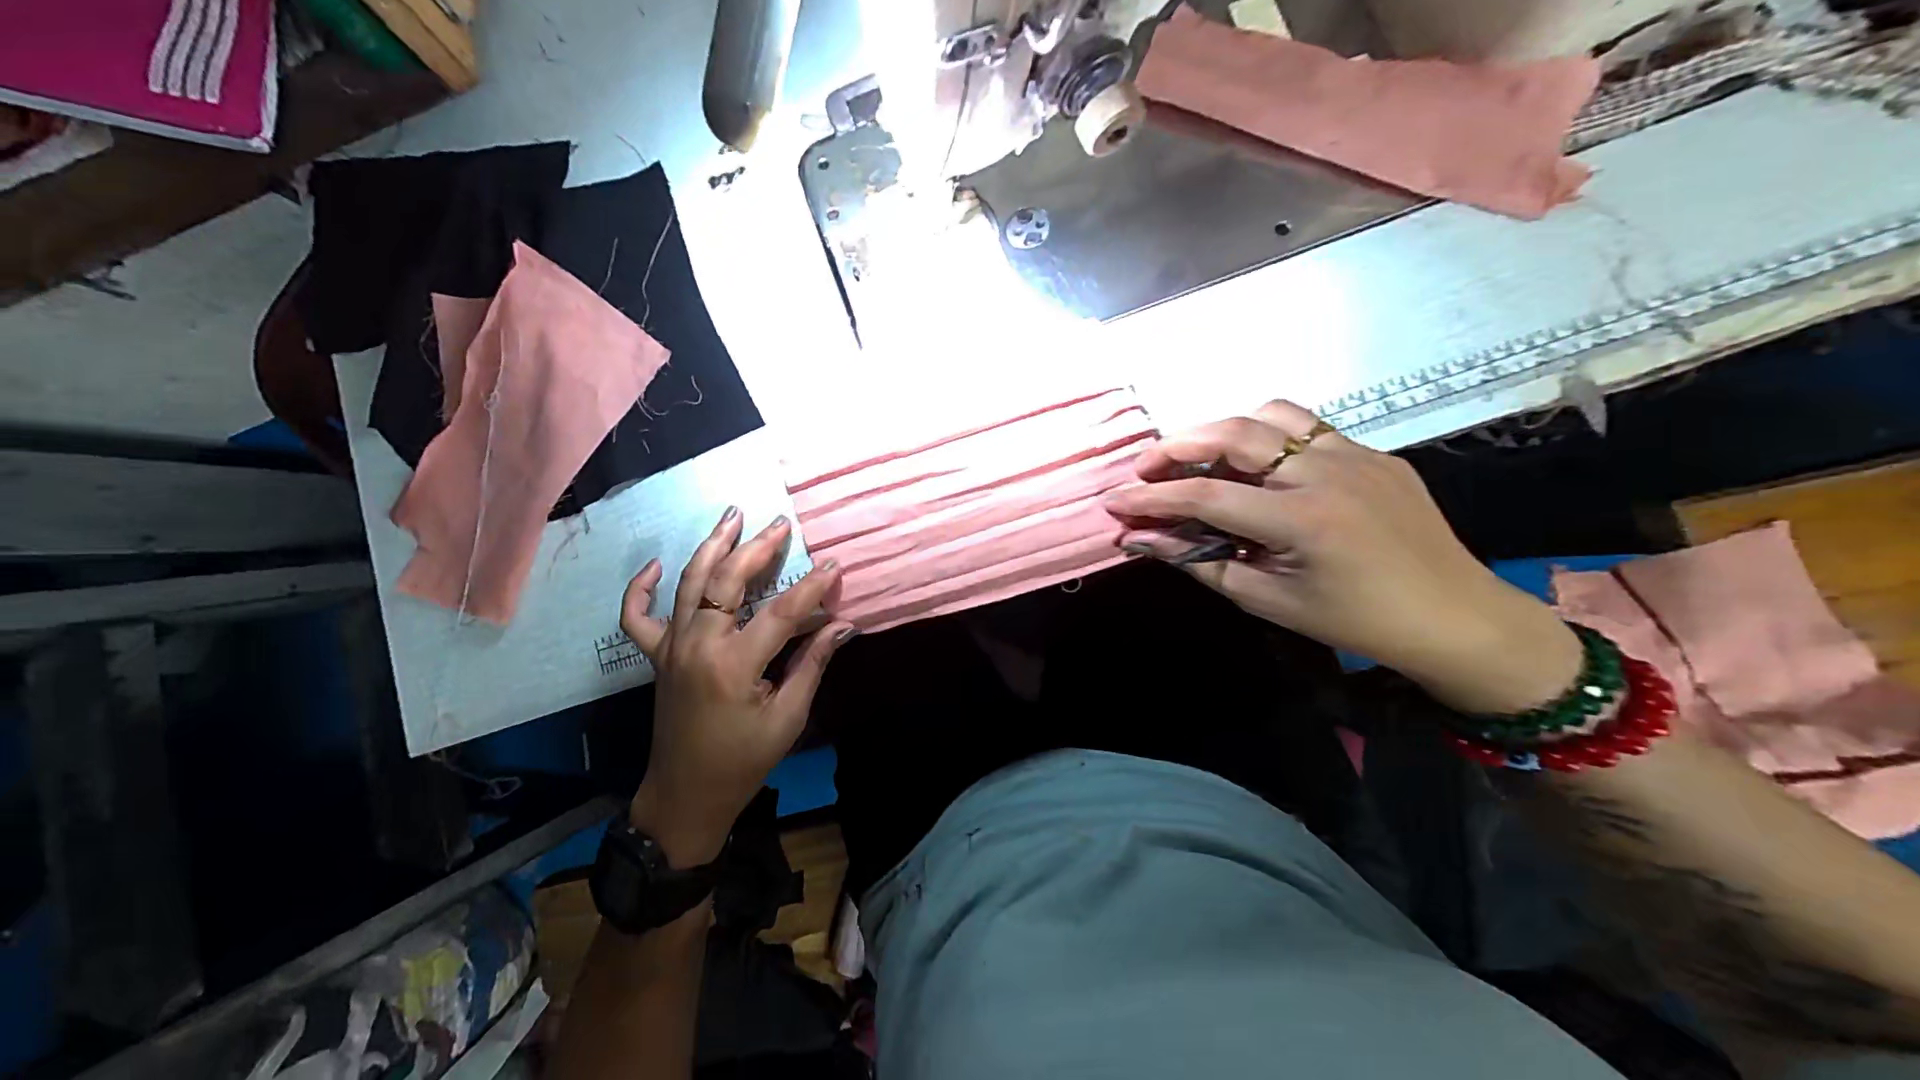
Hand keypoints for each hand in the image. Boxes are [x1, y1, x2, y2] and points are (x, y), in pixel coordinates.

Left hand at [619, 507, 855, 866]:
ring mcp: (671, 648)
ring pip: (687, 584)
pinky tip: (655, 565)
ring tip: (731, 516)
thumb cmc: (742, 761)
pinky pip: (637, 618)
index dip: (812, 586)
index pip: (782, 611)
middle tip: (781, 524)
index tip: (834, 565)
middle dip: (757, 549)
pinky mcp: (656, 657)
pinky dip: (640, 589)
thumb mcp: (787, 718)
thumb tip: (843, 624)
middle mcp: (697, 645)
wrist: (685, 794)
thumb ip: (812, 664)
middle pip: (727, 581)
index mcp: (734, 665)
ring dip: (710, 547)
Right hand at [1104, 400, 1581, 714]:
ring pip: (1271, 414)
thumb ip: (1199, 563)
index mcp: (1302, 520)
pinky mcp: (1374, 451)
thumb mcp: (1267, 600)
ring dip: (1224, 430)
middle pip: (1233, 433)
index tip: (1115, 502)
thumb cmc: (1352, 620)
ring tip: (1200, 458)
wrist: (1452, 616)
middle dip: (1177, 447)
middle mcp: (1327, 472)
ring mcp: (1356, 453)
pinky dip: (1269, 437)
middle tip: (1147, 469)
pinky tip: (1260, 466)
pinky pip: (1309, 427)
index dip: (1152, 499)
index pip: (1206, 497)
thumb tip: (1142, 539)